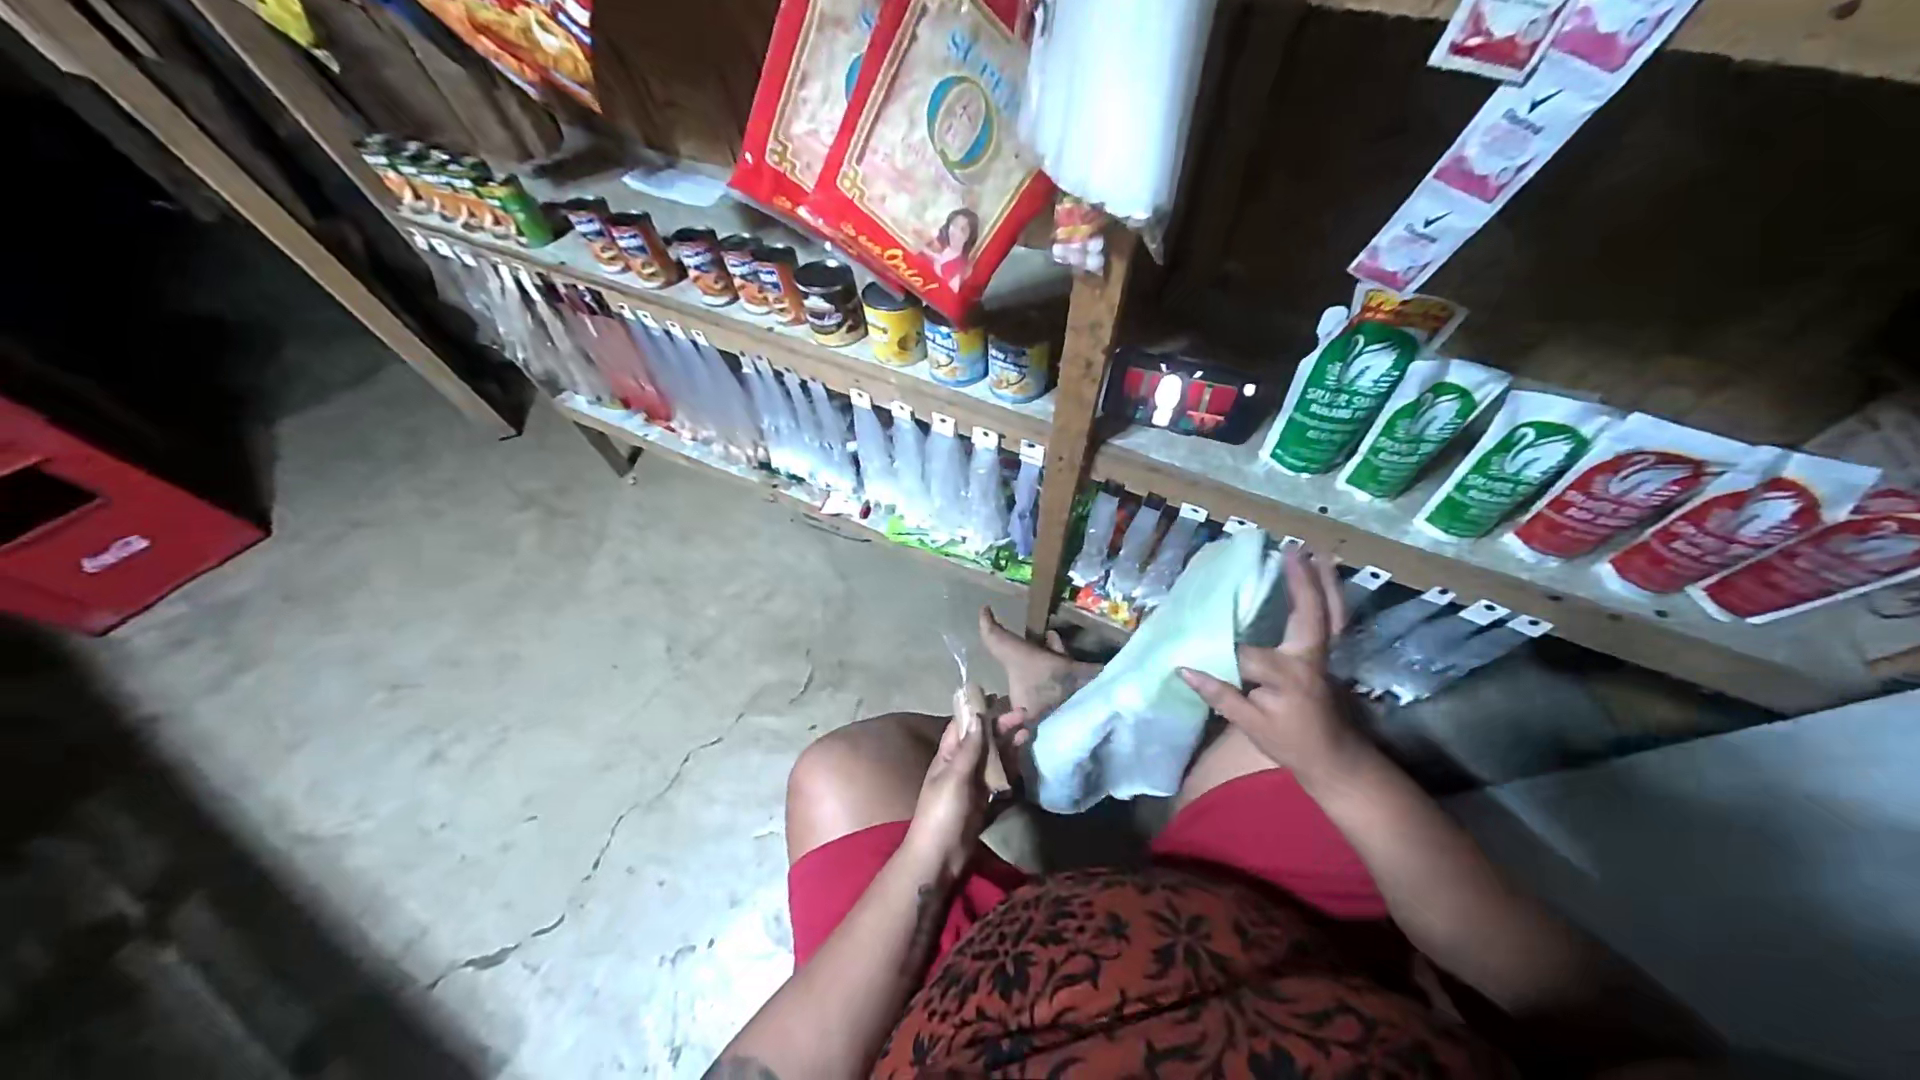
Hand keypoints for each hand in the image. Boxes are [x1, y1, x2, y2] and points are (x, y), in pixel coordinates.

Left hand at [900, 702, 1029, 880]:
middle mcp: (960, 767)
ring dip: (1009, 746)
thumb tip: (977, 715)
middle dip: (1001, 728)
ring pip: (993, 759)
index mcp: (947, 756)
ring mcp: (972, 786)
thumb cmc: (942, 813)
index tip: (1000, 699)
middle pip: (982, 741)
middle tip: (1026, 716)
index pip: (963, 725)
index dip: (979, 711)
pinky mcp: (983, 803)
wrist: (939, 857)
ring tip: (1028, 734)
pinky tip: (1023, 764)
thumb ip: (969, 748)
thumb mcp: (955, 777)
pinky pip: (999, 781)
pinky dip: (1011, 771)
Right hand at [1179, 547, 1358, 779]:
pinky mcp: (1324, 657)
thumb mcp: (1252, 725)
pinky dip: (1328, 599)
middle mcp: (1308, 658)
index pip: (1247, 653)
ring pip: (1330, 613)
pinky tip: (1322, 584)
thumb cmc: (1293, 745)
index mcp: (1287, 674)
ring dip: (1325, 583)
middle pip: (1310, 613)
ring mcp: (1321, 656)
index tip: (1190, 646)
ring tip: (1318, 555)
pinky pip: (1330, 621)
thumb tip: (1183, 669)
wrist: (1335, 761)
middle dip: (1302, 581)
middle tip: (1292, 550)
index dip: (1218, 649)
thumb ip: (1220, 695)